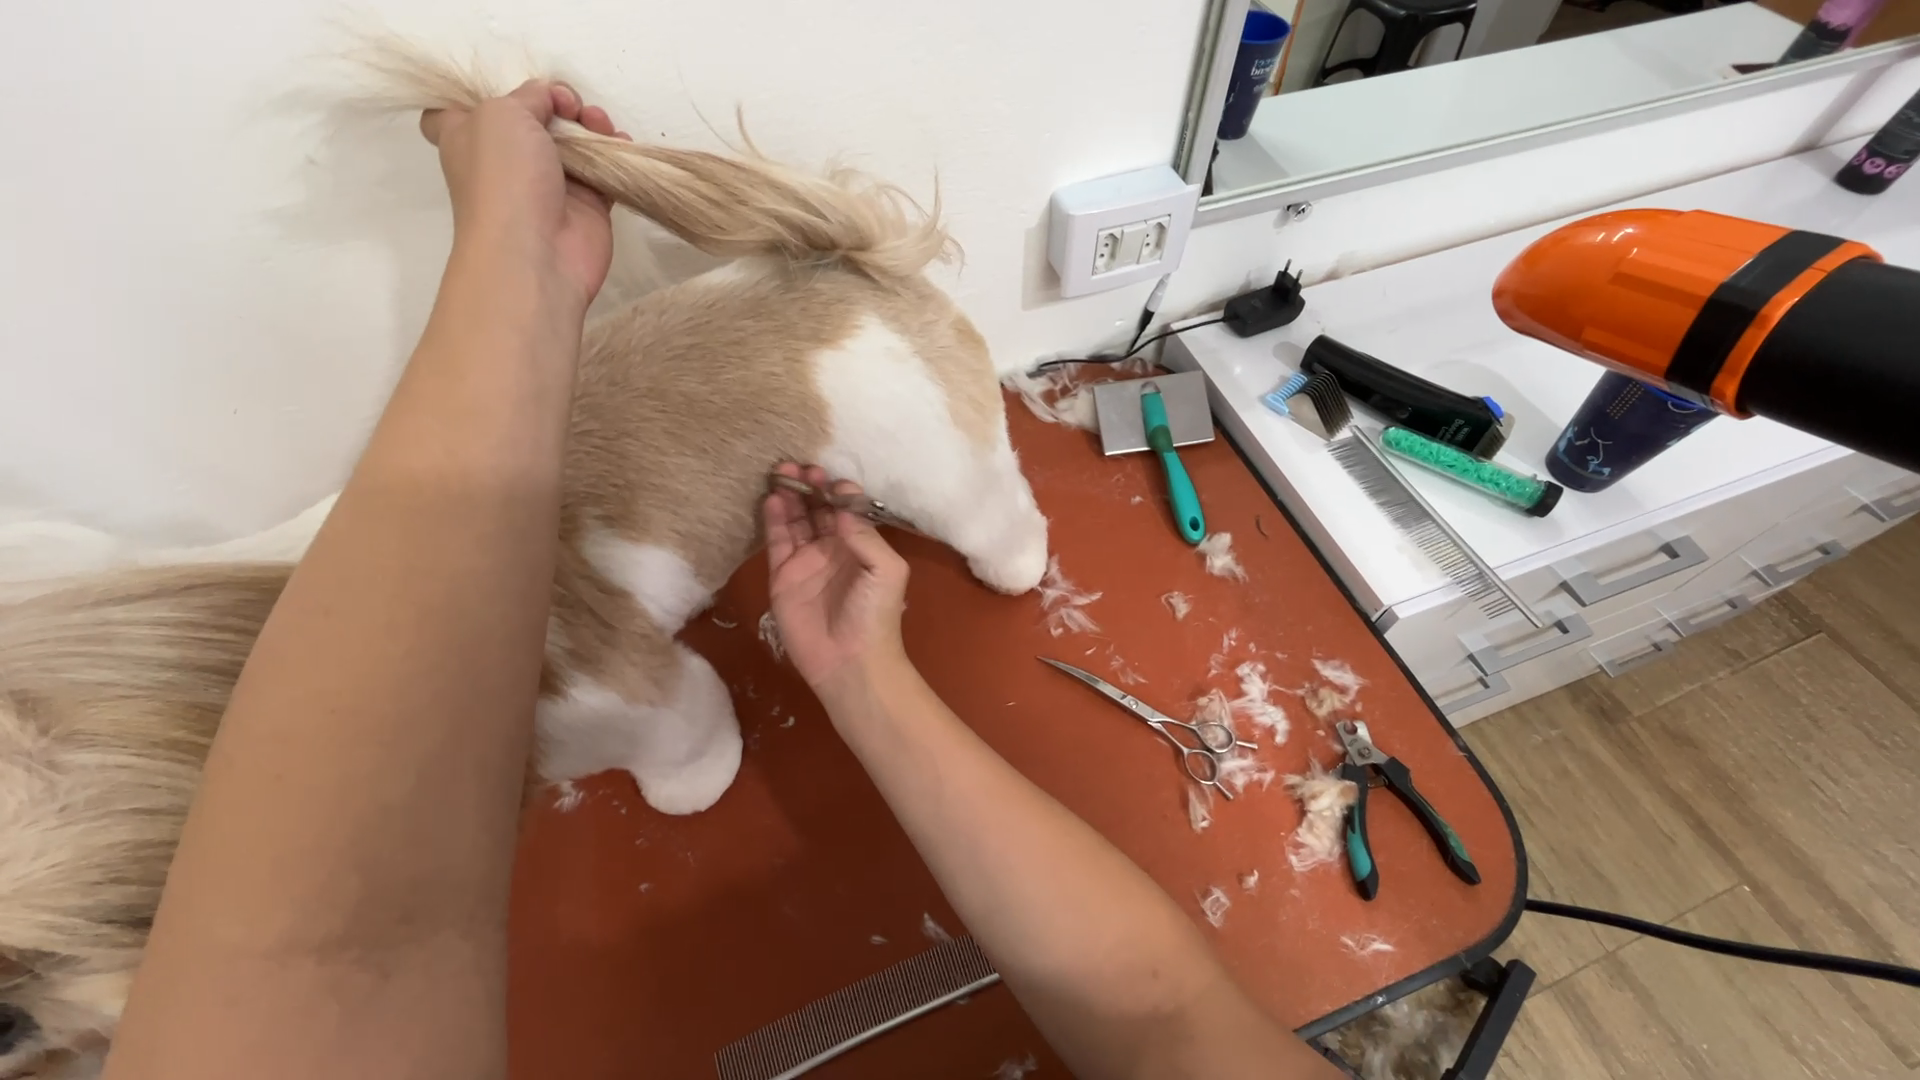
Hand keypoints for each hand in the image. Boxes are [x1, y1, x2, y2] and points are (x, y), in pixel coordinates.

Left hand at [419, 80, 630, 308]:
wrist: (536, 252)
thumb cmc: (504, 177)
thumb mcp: (504, 112)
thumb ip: (530, 95)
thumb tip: (551, 97)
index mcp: (468, 135)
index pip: (468, 107)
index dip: (493, 91)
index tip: (520, 91)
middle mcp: (506, 159)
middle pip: (533, 119)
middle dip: (557, 103)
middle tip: (571, 106)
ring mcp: (548, 184)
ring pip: (572, 143)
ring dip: (589, 125)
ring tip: (601, 123)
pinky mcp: (586, 206)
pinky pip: (602, 172)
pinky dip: (613, 155)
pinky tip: (622, 143)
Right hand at [764, 464, 910, 696]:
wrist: (849, 661)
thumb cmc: (875, 615)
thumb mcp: (887, 571)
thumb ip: (866, 536)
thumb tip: (840, 507)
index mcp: (862, 545)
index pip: (848, 509)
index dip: (840, 491)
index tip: (831, 479)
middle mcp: (833, 548)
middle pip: (819, 509)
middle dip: (812, 486)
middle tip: (800, 466)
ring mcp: (806, 561)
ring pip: (796, 520)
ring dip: (791, 496)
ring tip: (781, 471)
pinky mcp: (783, 575)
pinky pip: (776, 540)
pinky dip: (773, 518)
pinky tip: (772, 498)